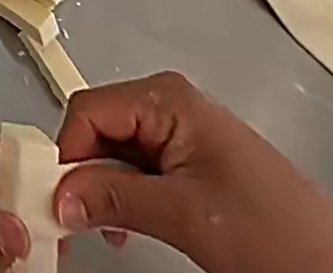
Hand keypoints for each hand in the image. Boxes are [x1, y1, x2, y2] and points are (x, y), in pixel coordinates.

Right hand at [54, 72, 332, 272]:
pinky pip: (137, 165)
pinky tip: (125, 223)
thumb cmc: (277, 235)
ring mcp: (182, 131)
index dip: (66, 151)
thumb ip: (114, 198)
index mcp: (166, 98)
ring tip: (104, 227)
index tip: (55, 196)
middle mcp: (169, 104)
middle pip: (97, 125)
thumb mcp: (185, 216)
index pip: (88, 110)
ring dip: (102, 186)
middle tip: (74, 217)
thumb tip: (58, 197)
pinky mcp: (193, 160)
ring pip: (114, 148)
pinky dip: (123, 193)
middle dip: (82, 170)